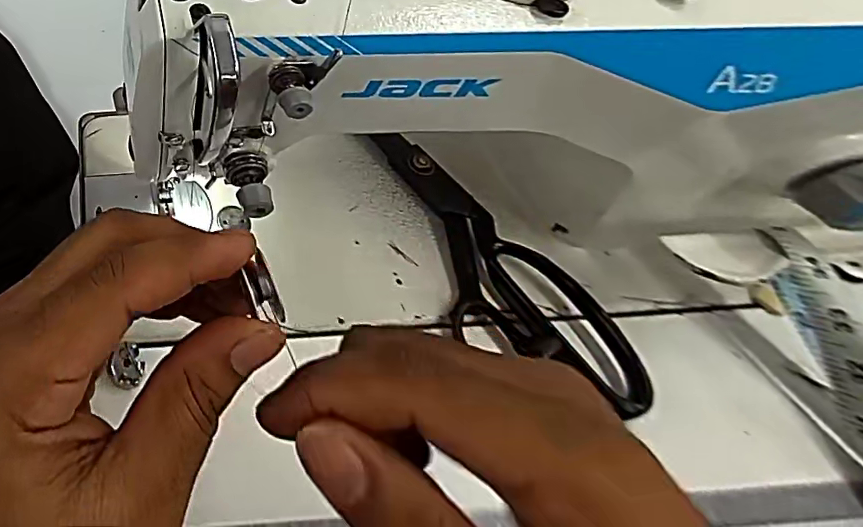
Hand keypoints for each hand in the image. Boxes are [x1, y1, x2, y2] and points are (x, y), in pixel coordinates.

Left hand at [0, 210, 286, 526]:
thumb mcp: (132, 498)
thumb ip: (191, 402)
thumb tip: (244, 333)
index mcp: (19, 363)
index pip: (116, 275)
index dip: (188, 255)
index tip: (241, 253)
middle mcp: (6, 327)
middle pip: (103, 243)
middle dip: (180, 245)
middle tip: (242, 273)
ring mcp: (11, 326)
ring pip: (96, 252)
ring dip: (165, 258)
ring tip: (226, 290)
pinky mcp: (25, 335)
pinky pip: (87, 280)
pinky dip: (142, 279)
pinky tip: (183, 300)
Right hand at [257, 327, 704, 526]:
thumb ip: (411, 518)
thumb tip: (321, 440)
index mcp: (580, 460)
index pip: (414, 378)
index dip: (328, 388)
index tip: (280, 416)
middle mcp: (582, 416)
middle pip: (419, 355)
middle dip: (342, 384)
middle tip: (304, 433)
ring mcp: (578, 408)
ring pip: (433, 353)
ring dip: (373, 390)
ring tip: (352, 448)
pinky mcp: (571, 419)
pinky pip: (464, 373)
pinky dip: (413, 396)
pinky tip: (408, 445)